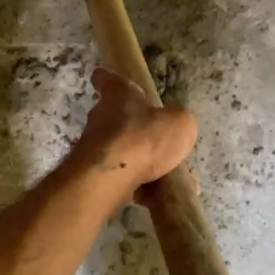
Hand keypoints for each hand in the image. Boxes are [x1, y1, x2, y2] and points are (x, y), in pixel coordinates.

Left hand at [72, 66, 196, 199]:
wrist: (112, 176)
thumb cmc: (144, 137)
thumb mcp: (179, 123)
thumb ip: (179, 121)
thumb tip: (174, 126)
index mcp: (117, 95)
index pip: (105, 78)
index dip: (110, 79)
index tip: (117, 85)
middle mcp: (101, 115)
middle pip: (119, 118)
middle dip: (141, 132)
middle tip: (165, 147)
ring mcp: (96, 146)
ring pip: (123, 150)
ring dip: (144, 162)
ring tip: (173, 178)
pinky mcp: (96, 172)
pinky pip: (122, 175)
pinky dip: (141, 185)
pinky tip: (162, 196)